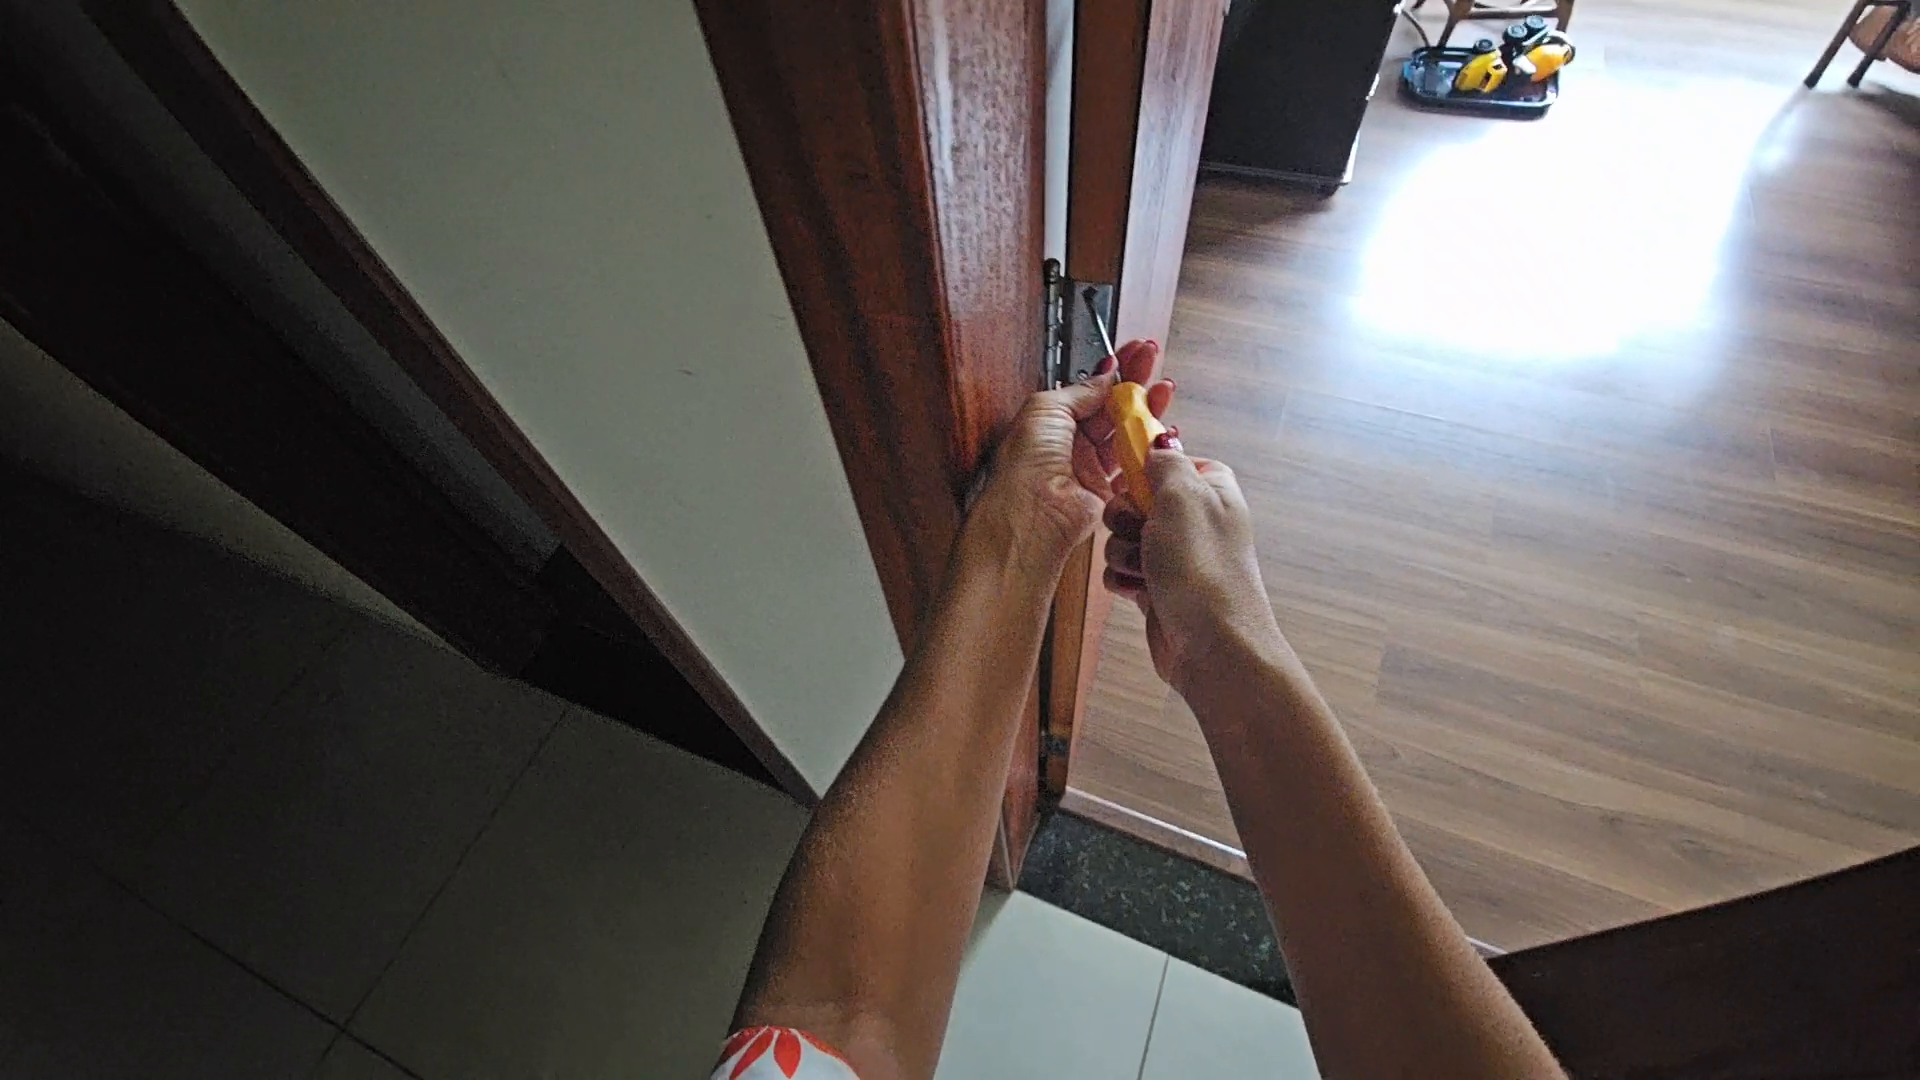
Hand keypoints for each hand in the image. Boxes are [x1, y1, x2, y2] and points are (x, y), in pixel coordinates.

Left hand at [969, 340, 1173, 572]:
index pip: (1088, 390)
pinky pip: (1134, 466)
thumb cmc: (1024, 466)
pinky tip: (1162, 430)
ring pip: (1126, 433)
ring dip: (1146, 411)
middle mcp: (1070, 444)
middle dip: (1134, 382)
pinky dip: (1150, 449)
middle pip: (1111, 408)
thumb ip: (1080, 389)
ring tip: (1163, 388)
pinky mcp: (1106, 492)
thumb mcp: (1047, 408)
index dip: (1112, 371)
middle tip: (1152, 360)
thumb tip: (1104, 375)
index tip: (1132, 353)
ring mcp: (1089, 468)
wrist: (1031, 515)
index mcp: (1051, 422)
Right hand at [1102, 451, 1282, 691]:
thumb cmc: (1203, 570)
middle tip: (1141, 531)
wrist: (1212, 647)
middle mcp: (1193, 519)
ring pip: (1122, 535)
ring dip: (1122, 551)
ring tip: (1144, 569)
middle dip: (1125, 517)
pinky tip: (1138, 590)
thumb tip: (1158, 440)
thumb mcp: (1183, 497)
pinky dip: (1122, 578)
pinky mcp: (1156, 585)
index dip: (1142, 471)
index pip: (1165, 461)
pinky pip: (1120, 569)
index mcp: (1209, 489)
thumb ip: (1165, 462)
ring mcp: (1174, 554)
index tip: (1130, 482)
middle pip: (1135, 498)